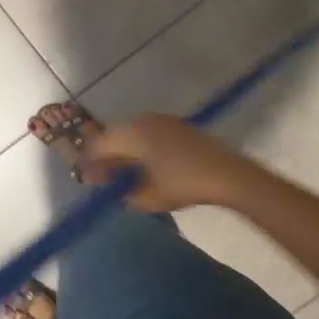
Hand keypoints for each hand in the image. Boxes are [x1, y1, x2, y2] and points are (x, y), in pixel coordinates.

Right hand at [83, 114, 258, 211]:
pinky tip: (146, 166)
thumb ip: (127, 195)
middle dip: (106, 157)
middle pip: (113, 135)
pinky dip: (140, 148)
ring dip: (123, 152)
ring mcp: (162, 120)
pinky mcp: (177, 125)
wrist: (229, 174)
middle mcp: (143, 121)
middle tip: (104, 179)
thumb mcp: (150, 198)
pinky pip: (148, 133)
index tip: (89, 181)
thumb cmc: (185, 185)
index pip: (98, 144)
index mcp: (132, 135)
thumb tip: (120, 192)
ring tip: (125, 174)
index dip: (90, 163)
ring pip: (131, 133)